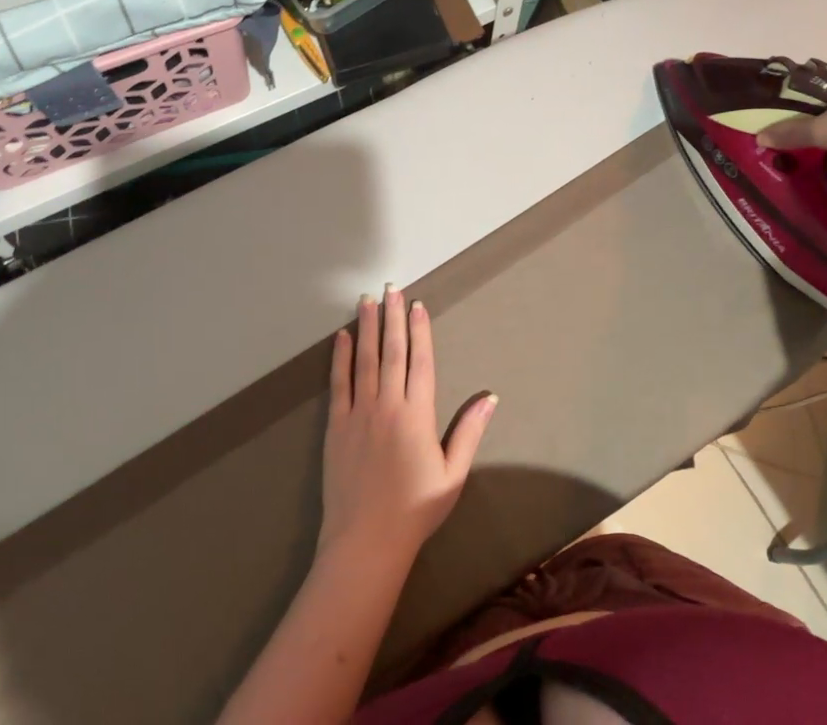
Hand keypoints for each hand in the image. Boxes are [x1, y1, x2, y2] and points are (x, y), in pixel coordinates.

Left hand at [319, 286, 497, 560]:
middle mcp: (387, 405)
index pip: (420, 362)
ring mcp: (358, 413)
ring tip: (367, 300)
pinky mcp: (336, 426)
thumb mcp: (453, 474)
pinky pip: (338, 383)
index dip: (420, 331)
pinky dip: (341, 358)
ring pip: (364, 360)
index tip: (417, 305)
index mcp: (418, 414)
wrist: (367, 539)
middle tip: (392, 287)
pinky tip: (342, 338)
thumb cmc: (416, 509)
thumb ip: (469, 433)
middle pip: (392, 352)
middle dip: (393, 317)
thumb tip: (489, 398)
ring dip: (367, 328)